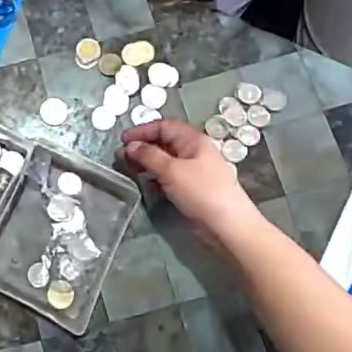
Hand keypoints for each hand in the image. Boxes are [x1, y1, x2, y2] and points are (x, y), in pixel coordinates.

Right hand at [122, 120, 270, 246]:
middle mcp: (195, 151)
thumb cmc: (201, 191)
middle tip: (123, 158)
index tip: (123, 141)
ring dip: (148, 164)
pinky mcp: (194, 188)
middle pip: (164, 142)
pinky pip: (171, 177)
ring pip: (166, 160)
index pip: (164, 126)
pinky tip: (149, 187)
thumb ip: (148, 156)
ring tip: (132, 171)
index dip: (142, 131)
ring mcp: (195, 170)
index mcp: (193, 140)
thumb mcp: (171, 170)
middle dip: (143, 148)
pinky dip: (157, 179)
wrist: (228, 225)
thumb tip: (131, 146)